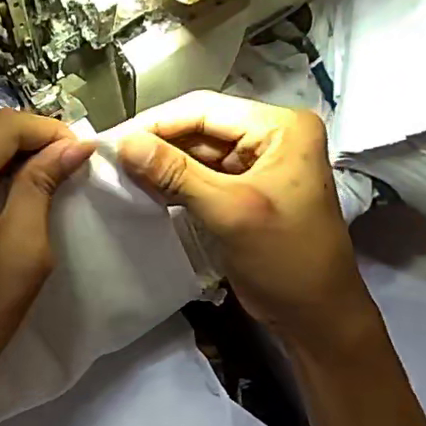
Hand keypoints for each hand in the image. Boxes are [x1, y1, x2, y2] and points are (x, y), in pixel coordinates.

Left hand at [0, 108, 95, 425]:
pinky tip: (4, 183)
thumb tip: (74, 144)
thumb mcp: (25, 247)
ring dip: (0, 146)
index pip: (0, 127)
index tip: (80, 146)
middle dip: (23, 133)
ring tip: (40, 168)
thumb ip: (42, 183)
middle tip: (63, 157)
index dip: (44, 129)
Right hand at [115, 91, 365, 339]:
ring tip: (119, 173)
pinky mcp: (243, 191)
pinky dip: (173, 183)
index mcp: (281, 128)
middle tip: (110, 159)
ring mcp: (257, 164)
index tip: (112, 140)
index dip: (156, 123)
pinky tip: (143, 189)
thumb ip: (175, 173)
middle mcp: (270, 137)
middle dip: (157, 143)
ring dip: (161, 164)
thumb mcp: (230, 210)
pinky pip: (201, 176)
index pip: (206, 110)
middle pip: (200, 128)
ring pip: (196, 153)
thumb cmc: (285, 258)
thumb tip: (124, 144)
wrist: (315, 315)